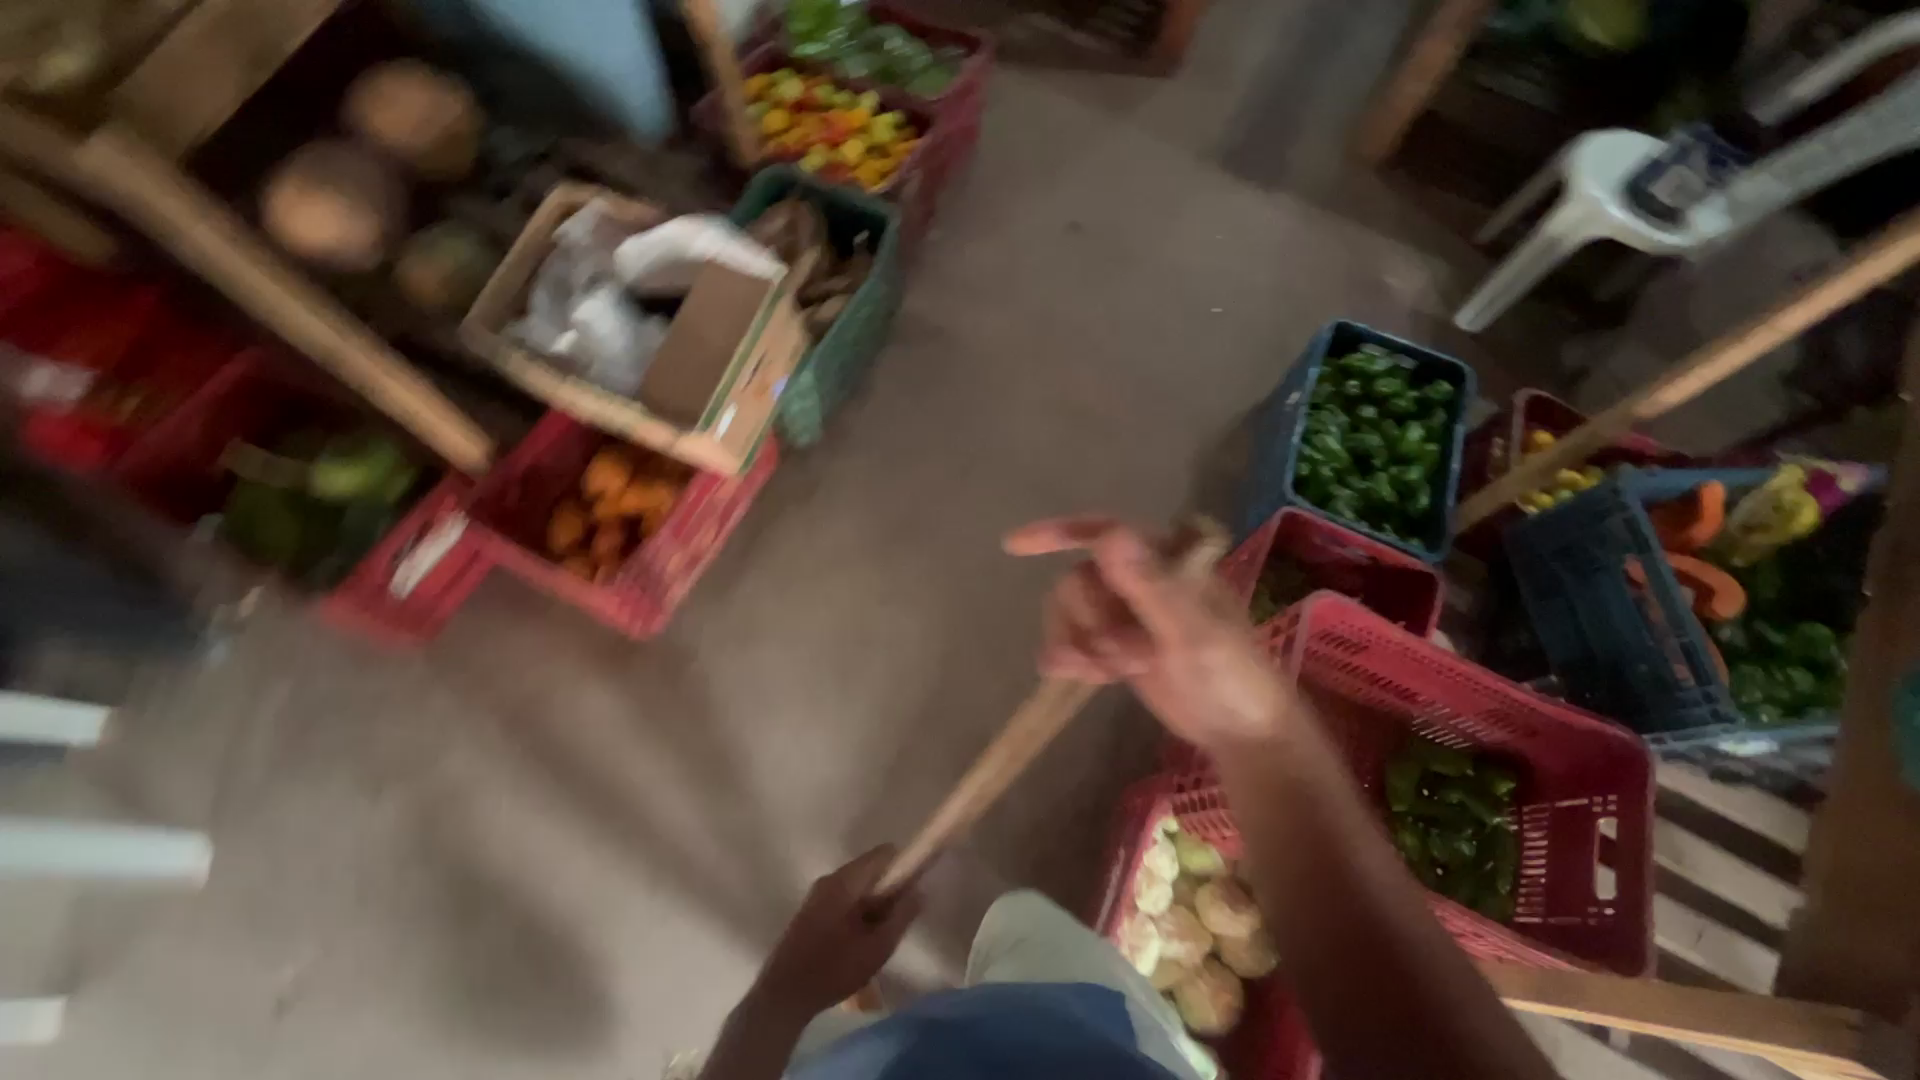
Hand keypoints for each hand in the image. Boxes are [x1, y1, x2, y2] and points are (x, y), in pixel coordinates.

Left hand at [751, 846, 921, 1021]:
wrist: (783, 995)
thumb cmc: (833, 970)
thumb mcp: (877, 948)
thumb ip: (902, 916)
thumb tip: (920, 890)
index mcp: (846, 881)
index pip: (884, 854)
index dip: (905, 867)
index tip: (914, 891)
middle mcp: (830, 879)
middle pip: (871, 870)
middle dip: (889, 891)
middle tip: (896, 922)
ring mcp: (817, 894)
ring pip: (858, 886)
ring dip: (873, 904)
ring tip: (878, 936)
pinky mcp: (811, 910)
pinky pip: (844, 898)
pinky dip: (858, 912)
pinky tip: (858, 942)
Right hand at [1004, 516, 1292, 751]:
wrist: (1242, 733)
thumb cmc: (1232, 676)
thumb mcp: (1192, 632)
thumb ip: (1150, 584)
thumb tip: (1108, 535)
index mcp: (1167, 558)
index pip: (1104, 534)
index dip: (1056, 533)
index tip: (1013, 546)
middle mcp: (1141, 577)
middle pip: (1079, 581)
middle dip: (1091, 620)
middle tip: (1129, 655)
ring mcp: (1127, 613)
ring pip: (1070, 611)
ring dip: (1082, 643)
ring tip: (1115, 671)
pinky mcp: (1116, 645)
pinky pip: (1072, 640)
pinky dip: (1073, 659)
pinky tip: (1090, 679)